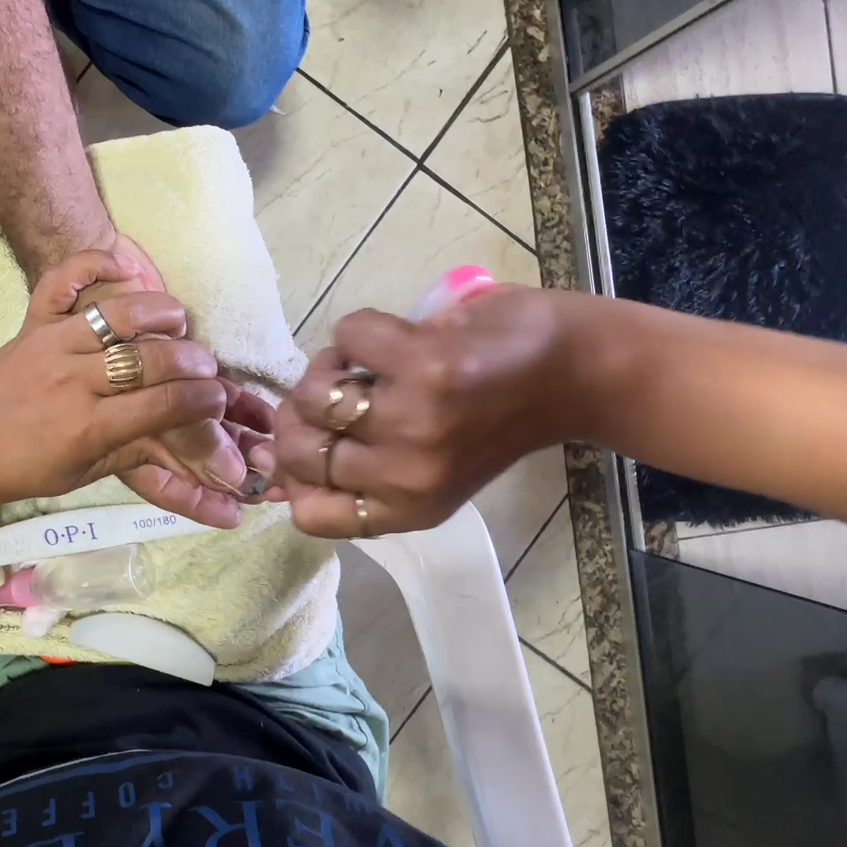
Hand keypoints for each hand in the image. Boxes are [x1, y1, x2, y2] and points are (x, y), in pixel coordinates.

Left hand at [0, 251, 235, 518]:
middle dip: (191, 362)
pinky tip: (121, 267)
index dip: (202, 401)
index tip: (220, 399)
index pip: (162, 406)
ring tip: (179, 320)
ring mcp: (50, 345)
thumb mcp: (82, 474)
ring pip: (117, 316)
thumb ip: (136, 455)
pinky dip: (91, 265)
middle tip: (207, 366)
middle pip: (149, 360)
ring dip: (158, 312)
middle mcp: (72, 380)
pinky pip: (61, 282)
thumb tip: (191, 457)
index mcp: (87, 428)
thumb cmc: (21, 471)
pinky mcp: (30, 323)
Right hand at [253, 286, 592, 538]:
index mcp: (408, 509)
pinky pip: (346, 337)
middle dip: (300, 413)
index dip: (292, 477)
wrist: (576, 373)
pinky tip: (391, 338)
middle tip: (333, 393)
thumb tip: (270, 469)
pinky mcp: (425, 366)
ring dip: (328, 367)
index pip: (310, 515)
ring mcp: (415, 422)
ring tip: (363, 364)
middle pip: (299, 450)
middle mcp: (407, 477)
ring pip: (313, 395)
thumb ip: (356, 474)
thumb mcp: (425, 470)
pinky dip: (360, 330)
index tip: (310, 441)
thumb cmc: (494, 420)